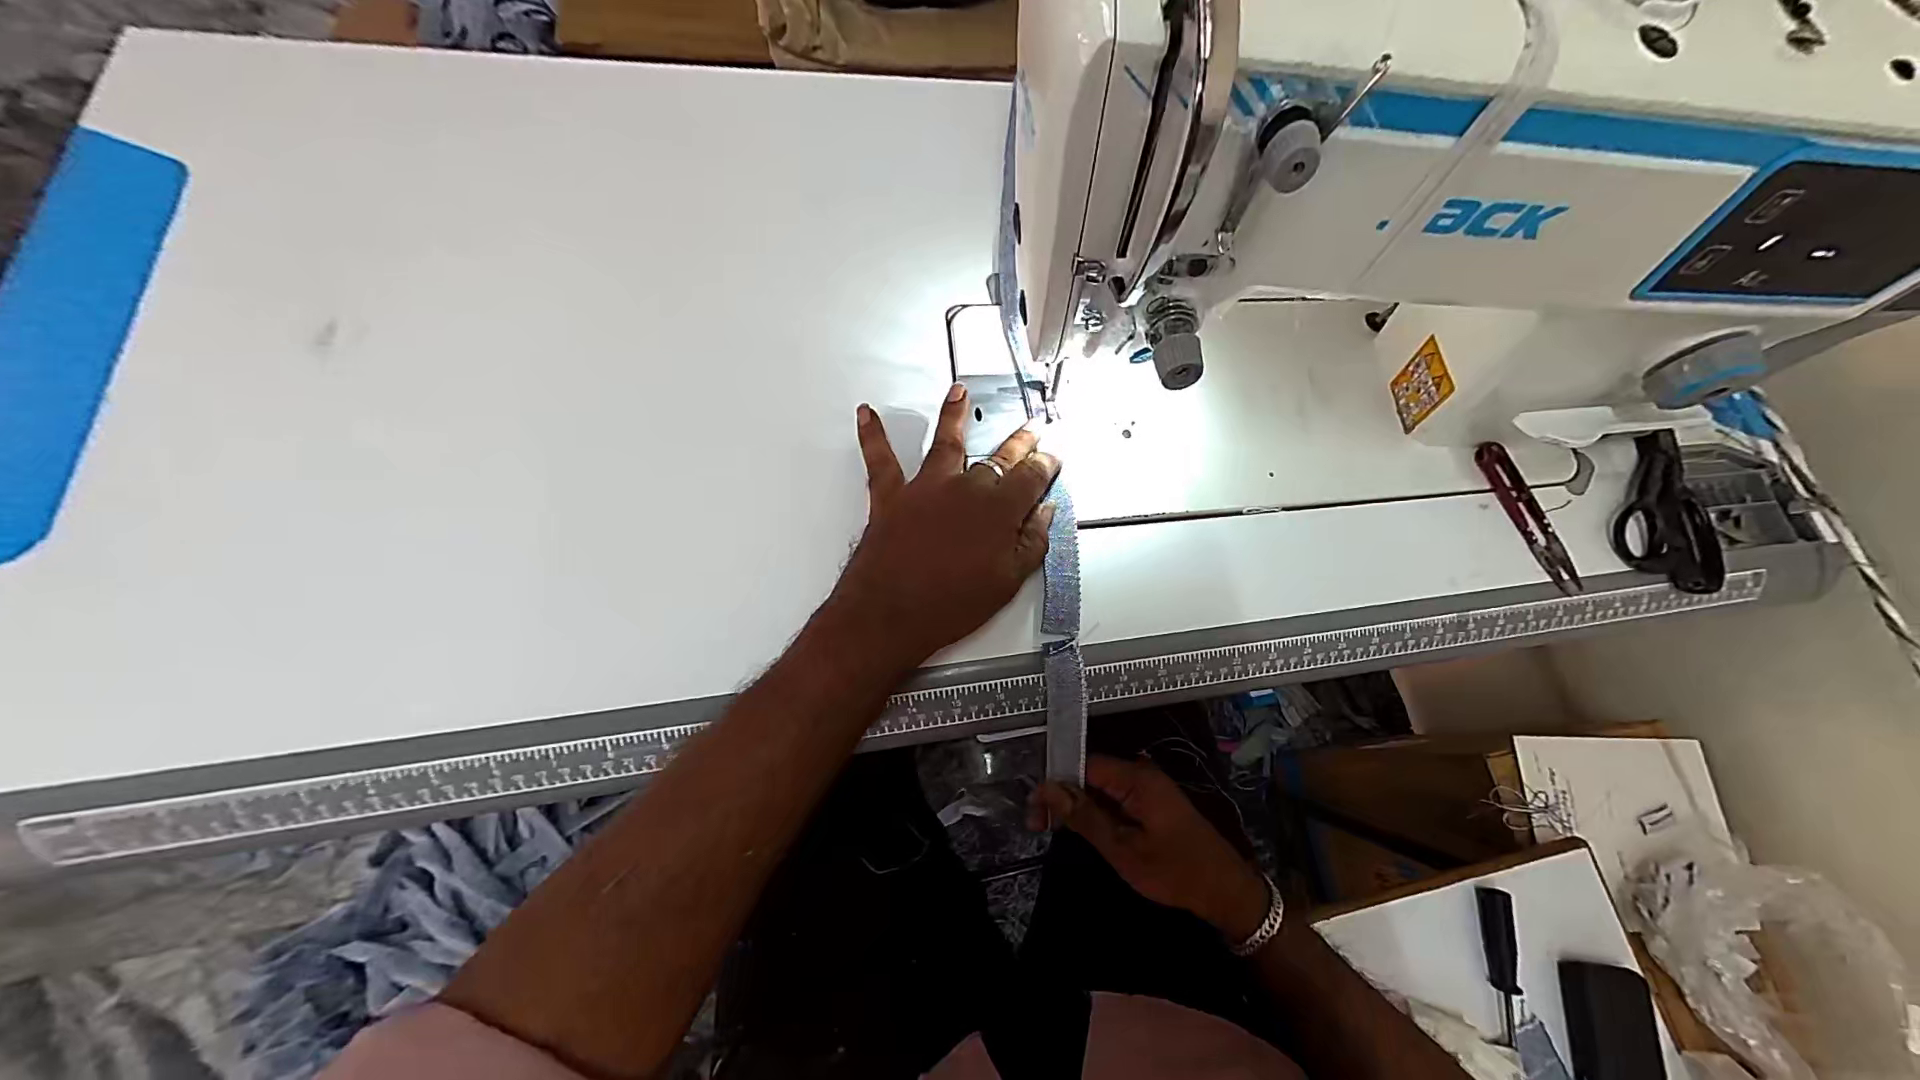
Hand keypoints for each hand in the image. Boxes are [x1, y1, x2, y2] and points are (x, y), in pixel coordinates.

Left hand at [828, 383, 1059, 668]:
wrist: (889, 615)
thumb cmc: (948, 606)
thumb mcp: (1006, 583)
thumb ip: (1031, 544)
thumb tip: (1045, 515)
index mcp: (998, 511)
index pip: (1032, 477)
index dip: (1046, 464)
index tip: (1053, 457)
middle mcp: (965, 489)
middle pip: (999, 456)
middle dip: (1019, 440)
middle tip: (1031, 428)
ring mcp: (927, 488)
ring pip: (945, 442)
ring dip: (954, 414)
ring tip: (959, 393)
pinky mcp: (891, 496)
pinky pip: (880, 459)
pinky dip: (873, 435)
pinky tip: (868, 414)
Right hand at [1031, 755, 1271, 940]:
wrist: (1227, 892)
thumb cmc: (1176, 872)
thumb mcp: (1124, 850)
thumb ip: (1085, 816)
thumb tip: (1048, 788)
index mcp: (1136, 778)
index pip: (1083, 765)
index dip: (1054, 783)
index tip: (1034, 810)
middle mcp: (1141, 773)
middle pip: (1089, 773)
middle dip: (1061, 795)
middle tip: (1037, 825)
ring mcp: (1147, 787)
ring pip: (1099, 786)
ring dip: (1075, 804)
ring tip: (1050, 828)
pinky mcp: (1151, 802)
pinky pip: (1113, 797)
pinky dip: (1094, 811)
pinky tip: (1079, 828)